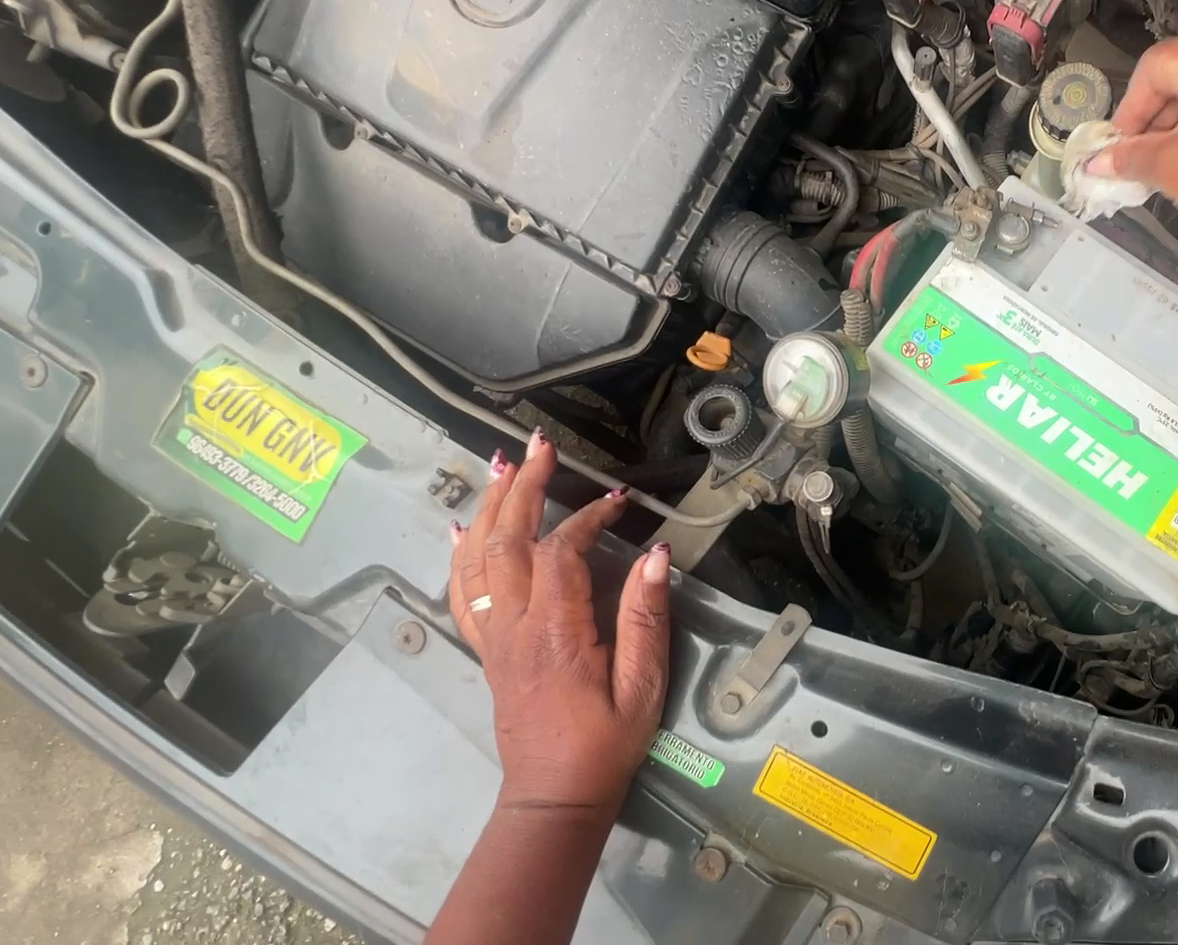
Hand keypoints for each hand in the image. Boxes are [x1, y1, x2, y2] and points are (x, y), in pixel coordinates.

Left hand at [447, 429, 670, 814]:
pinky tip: (461, 527)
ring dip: (489, 507)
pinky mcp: (487, 649)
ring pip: (478, 559)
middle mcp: (514, 627)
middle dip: (523, 487)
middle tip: (540, 446)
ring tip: (501, 466)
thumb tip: (655, 556)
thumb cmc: (607, 740)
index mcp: (555, 633)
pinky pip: (463, 593)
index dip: (587, 518)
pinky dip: (459, 553)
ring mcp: (493, 637)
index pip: (560, 553)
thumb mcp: (644, 684)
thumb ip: (646, 618)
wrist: (555, 794)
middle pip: (506, 542)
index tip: (619, 502)